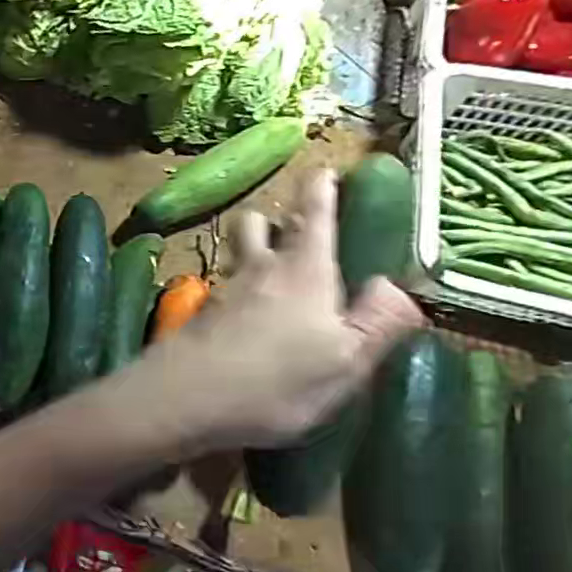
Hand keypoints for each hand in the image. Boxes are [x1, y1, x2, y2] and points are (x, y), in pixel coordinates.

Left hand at [110, 168, 424, 455]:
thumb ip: (377, 321)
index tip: (322, 170)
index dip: (320, 192)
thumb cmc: (273, 383)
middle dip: (274, 218)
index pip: (314, 218)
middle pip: (258, 226)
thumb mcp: (346, 361)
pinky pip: (220, 291)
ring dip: (249, 251)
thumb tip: (393, 284)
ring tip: (267, 264)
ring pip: (235, 257)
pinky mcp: (194, 319)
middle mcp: (257, 273)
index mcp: (304, 273)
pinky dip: (235, 290)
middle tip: (289, 222)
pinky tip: (241, 314)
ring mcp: (219, 295)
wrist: (178, 401)